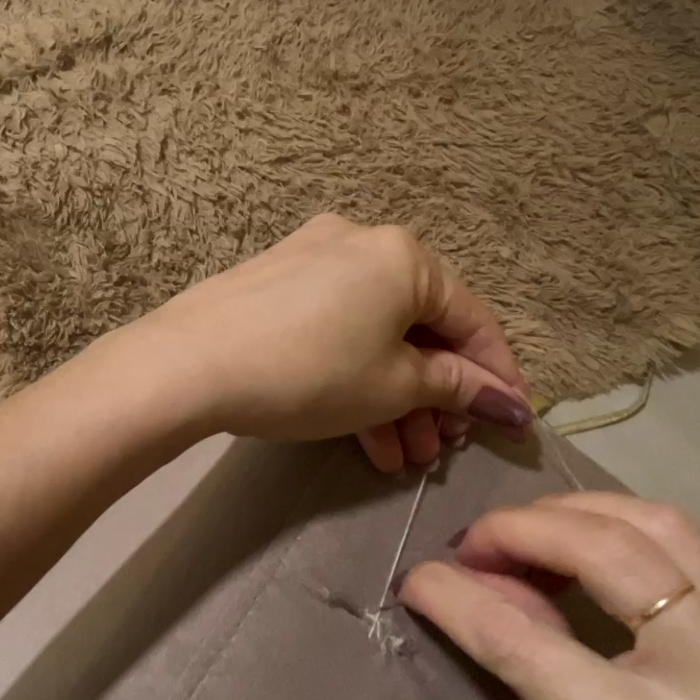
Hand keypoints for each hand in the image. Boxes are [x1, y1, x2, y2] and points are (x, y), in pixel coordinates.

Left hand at [107, 213, 533, 463]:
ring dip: (391, 396)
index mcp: (402, 255)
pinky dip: (351, 373)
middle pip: (416, 326)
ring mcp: (310, 258)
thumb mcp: (393, 387)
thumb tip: (506, 402)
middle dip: (432, 397)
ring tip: (396, 457)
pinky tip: (358, 434)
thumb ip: (455, 388)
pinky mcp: (273, 281)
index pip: (470, 318)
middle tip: (436, 452)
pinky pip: (332, 327)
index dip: (496, 376)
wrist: (190, 361)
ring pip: (372, 332)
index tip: (509, 425)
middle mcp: (359, 242)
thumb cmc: (310, 371)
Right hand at [399, 494, 699, 699]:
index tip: (414, 576)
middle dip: (518, 530)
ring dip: (575, 512)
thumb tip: (485, 583)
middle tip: (472, 546)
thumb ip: (528, 676)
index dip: (454, 597)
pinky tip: (585, 546)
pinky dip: (625, 531)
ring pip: (664, 527)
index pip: (527, 643)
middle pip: (608, 553)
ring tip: (526, 532)